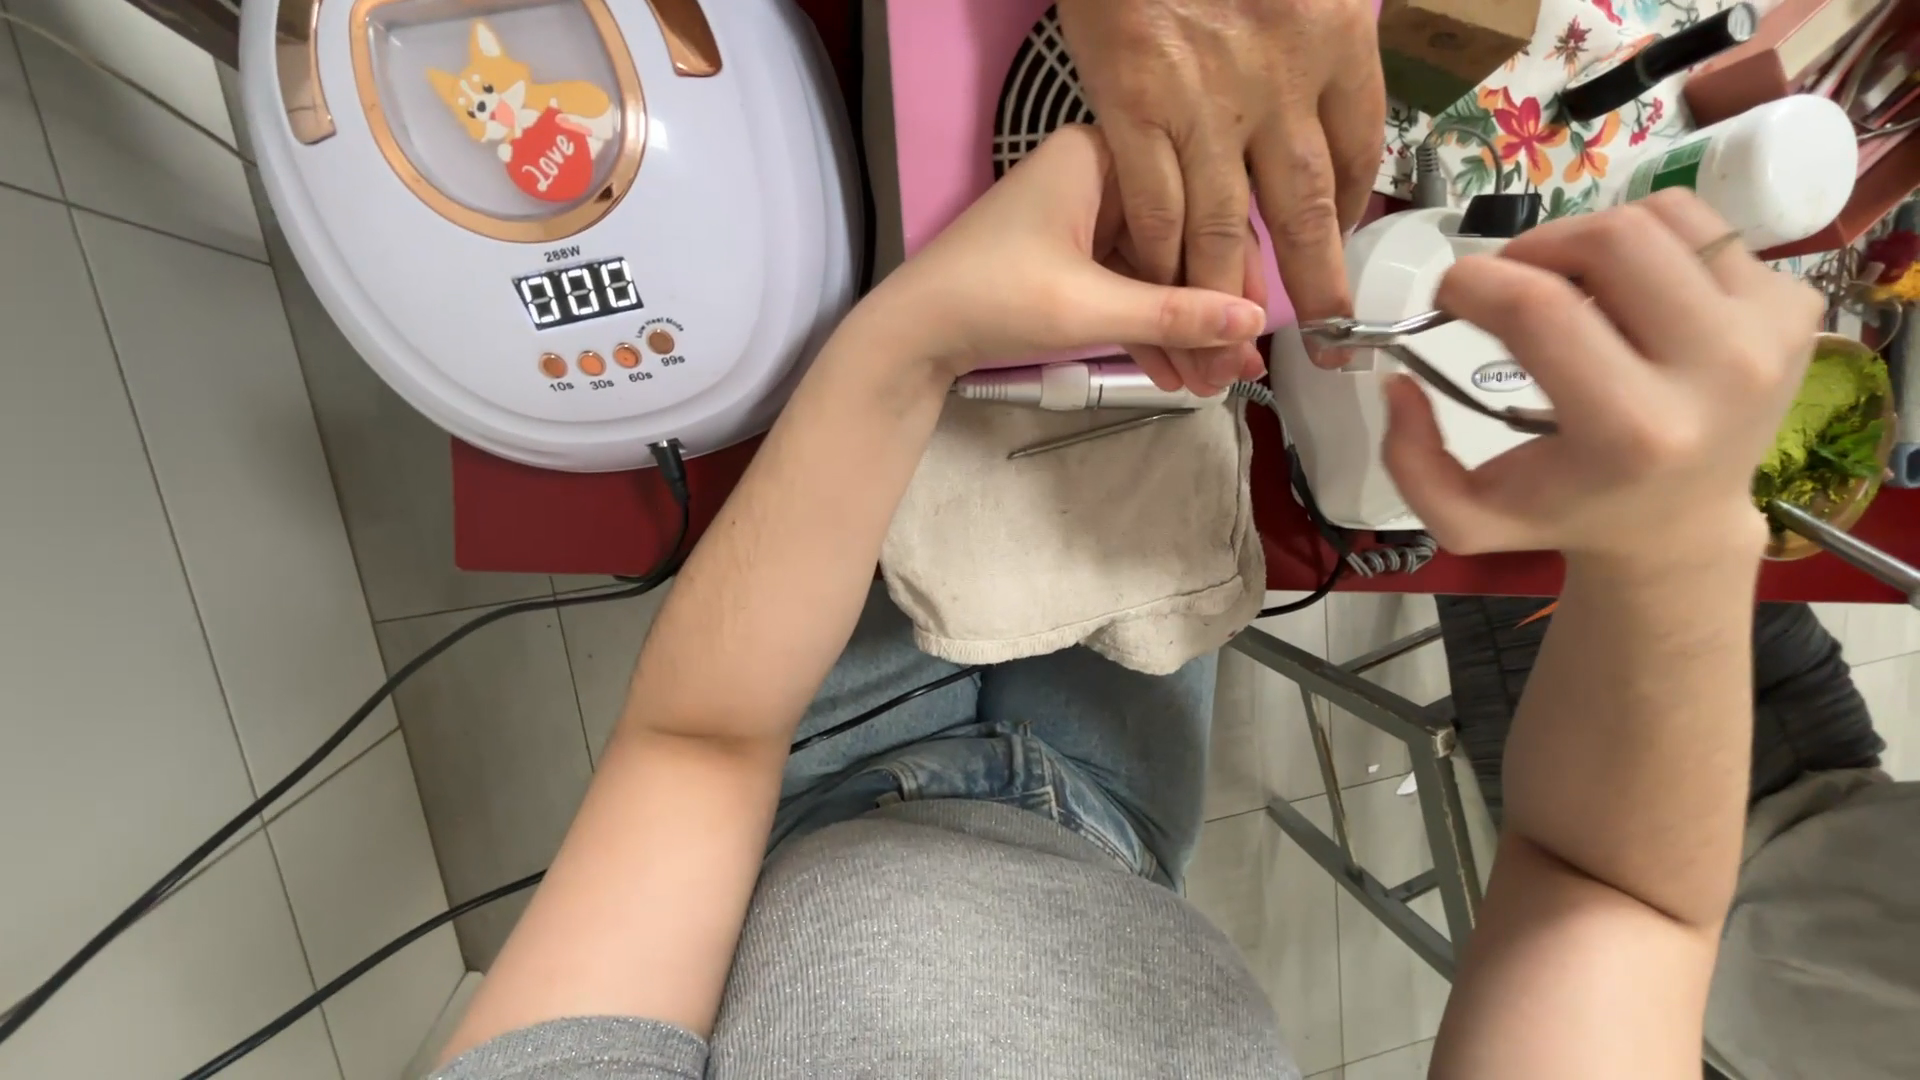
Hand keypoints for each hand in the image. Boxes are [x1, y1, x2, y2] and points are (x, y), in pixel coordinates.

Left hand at [870, 125, 1267, 378]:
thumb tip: (1254, 323)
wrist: (913, 333)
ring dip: (1177, 334)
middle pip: (1176, 246)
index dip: (1231, 274)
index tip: (1258, 328)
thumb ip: (1174, 315)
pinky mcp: (1067, 262)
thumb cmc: (995, 297)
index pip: (1194, 207)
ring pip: (1149, 278)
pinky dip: (1142, 335)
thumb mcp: (1090, 307)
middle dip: (1204, 315)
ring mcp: (1081, 222)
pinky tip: (1173, 377)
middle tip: (1237, 368)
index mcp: (1102, 156)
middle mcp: (1098, 177)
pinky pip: (1119, 294)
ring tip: (1210, 386)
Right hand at [1057, 0, 1384, 387]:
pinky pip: (1156, 210)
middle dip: (1317, 282)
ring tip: (1243, 351)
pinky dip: (1166, 262)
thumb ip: (1319, 17)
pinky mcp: (1132, 111)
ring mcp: (1200, 103)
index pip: (1353, 146)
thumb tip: (1316, 85)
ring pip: (1223, 226)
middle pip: (1302, 206)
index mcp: (1328, 32)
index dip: (1350, 206)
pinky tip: (1172, 299)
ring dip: (1233, 297)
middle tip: (1331, 338)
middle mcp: (1274, 79)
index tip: (1340, 241)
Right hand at [1383, 192, 1824, 563]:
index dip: (1471, 282)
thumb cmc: (1560, 515)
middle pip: (1610, 241)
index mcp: (1628, 430)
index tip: (1445, 295)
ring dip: (1582, 237)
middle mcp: (1716, 369)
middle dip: (1527, 247)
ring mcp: (1768, 330)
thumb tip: (1398, 380)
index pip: (1540, 310)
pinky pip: (1703, 228)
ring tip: (1554, 282)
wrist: (1679, 524)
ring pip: (1658, 219)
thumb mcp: (1460, 516)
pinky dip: (1641, 241)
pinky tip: (1614, 288)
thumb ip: (1408, 458)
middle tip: (1497, 281)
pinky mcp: (1796, 306)